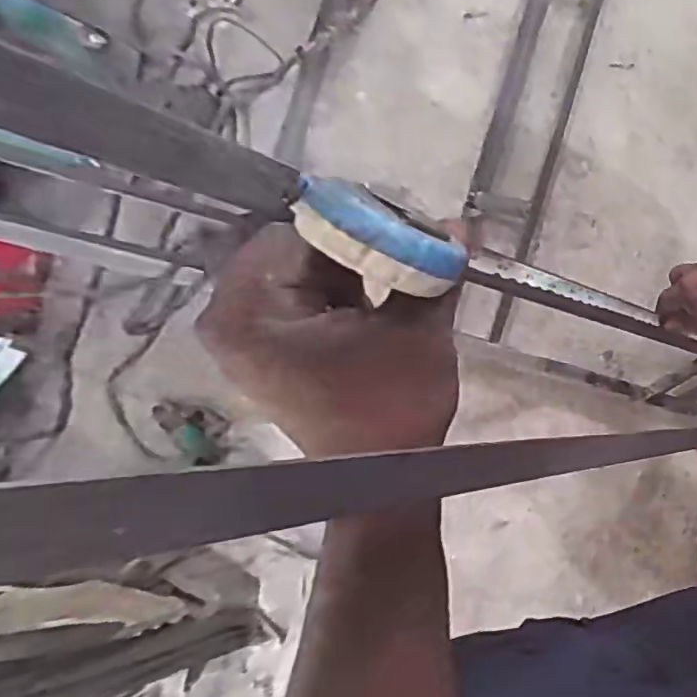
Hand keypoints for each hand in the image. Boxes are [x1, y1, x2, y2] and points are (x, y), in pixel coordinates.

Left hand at [198, 224, 460, 456]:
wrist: (387, 471)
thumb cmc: (394, 403)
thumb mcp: (418, 329)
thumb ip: (435, 271)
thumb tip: (461, 224)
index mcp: (250, 311)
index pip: (299, 236)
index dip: (360, 226)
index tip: (413, 227)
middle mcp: (235, 316)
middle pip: (298, 251)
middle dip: (361, 244)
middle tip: (417, 243)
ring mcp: (254, 334)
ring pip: (307, 272)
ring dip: (360, 265)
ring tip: (411, 264)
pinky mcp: (277, 348)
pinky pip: (311, 297)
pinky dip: (352, 288)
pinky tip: (392, 288)